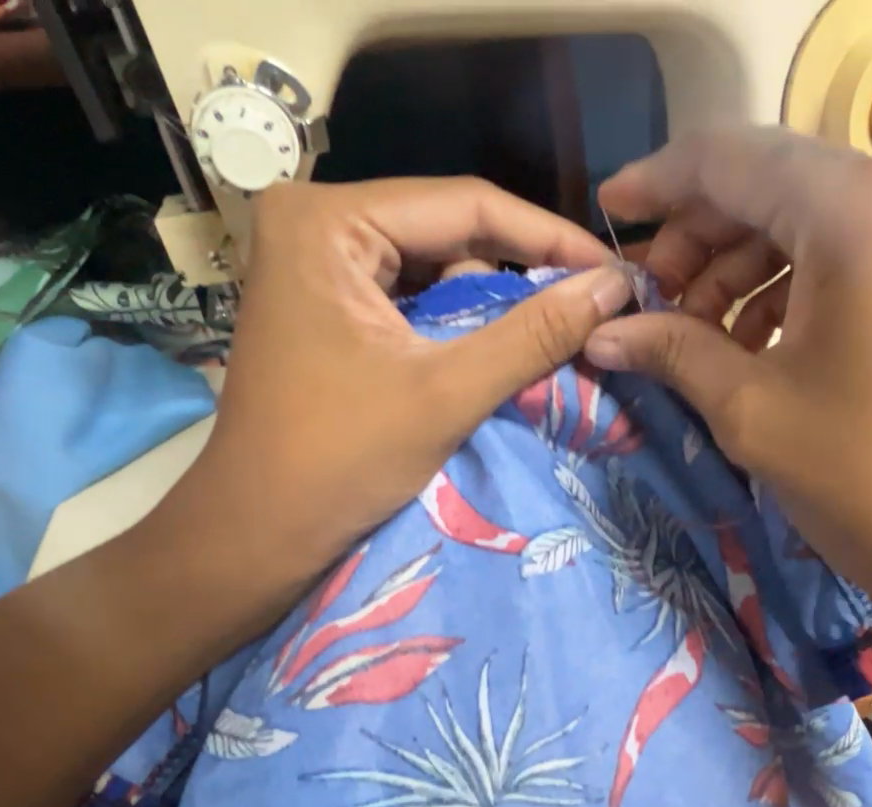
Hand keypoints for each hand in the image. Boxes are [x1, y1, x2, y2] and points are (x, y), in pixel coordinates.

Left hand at [140, 177, 633, 602]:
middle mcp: (317, 222)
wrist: (257, 534)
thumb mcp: (447, 392)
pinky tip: (503, 350)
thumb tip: (615, 286)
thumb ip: (535, 334)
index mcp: (327, 221)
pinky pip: (416, 297)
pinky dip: (463, 324)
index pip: (465, 205)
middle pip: (451, 230)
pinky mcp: (329, 304)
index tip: (615, 271)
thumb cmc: (338, 461)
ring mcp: (319, 263)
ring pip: (438, 265)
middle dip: (523, 273)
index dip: (550, 237)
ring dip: (496, 303)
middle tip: (595, 307)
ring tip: (555, 337)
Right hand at [589, 129, 871, 616]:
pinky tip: (755, 342)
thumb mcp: (751, 409)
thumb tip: (601, 332)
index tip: (606, 214)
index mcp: (856, 211)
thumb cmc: (862, 478)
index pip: (730, 160)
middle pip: (772, 182)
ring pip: (809, 219)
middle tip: (651, 297)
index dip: (657, 182)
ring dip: (741, 265)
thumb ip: (672, 349)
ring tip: (696, 332)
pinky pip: (850, 253)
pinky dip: (792, 285)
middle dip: (699, 234)